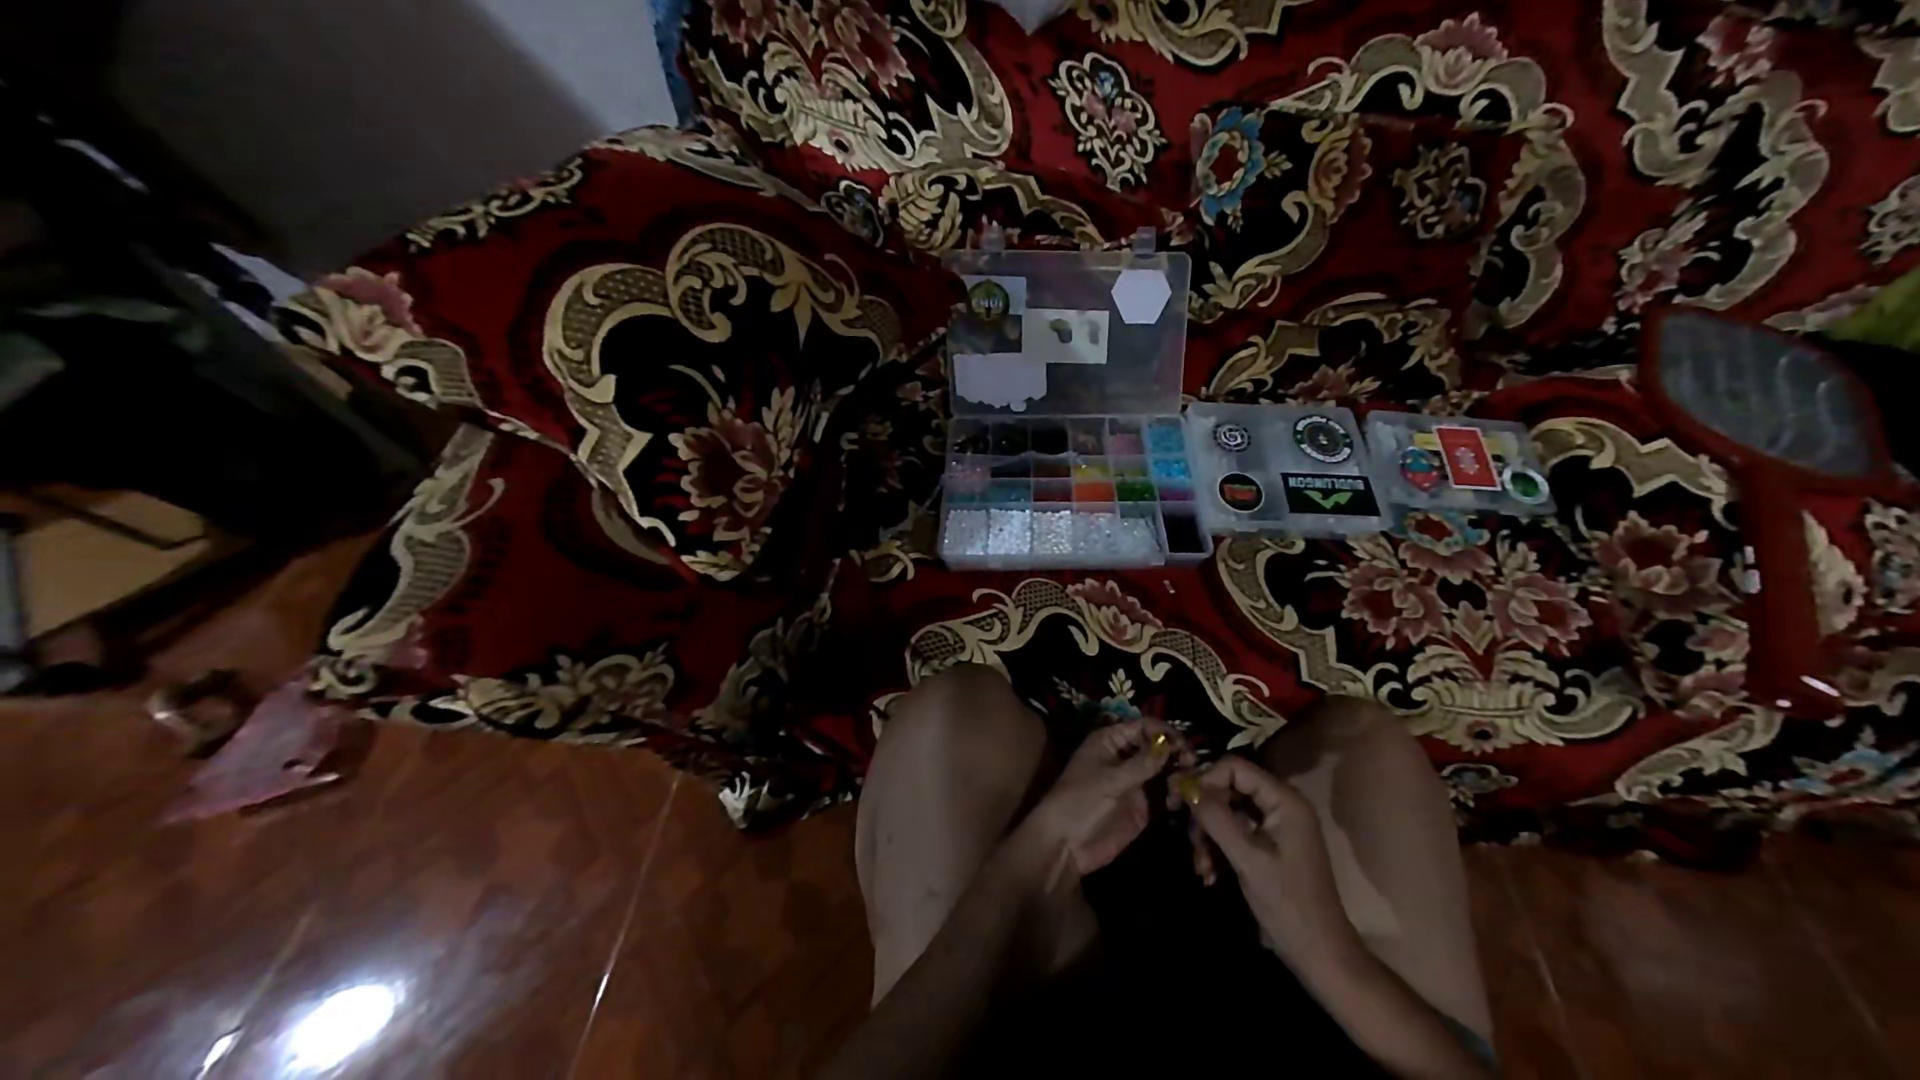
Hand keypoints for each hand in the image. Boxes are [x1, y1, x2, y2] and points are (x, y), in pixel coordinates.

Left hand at [1013, 718, 1186, 881]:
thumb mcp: (1109, 780)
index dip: (1163, 732)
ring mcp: (1135, 782)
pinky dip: (1175, 795)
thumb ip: (1140, 764)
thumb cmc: (1079, 802)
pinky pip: (1164, 795)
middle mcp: (1125, 757)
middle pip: (1157, 747)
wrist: (1066, 844)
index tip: (1183, 744)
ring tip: (1188, 783)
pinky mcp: (1143, 806)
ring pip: (1164, 770)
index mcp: (1110, 741)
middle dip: (1175, 753)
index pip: (1142, 727)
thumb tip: (1168, 745)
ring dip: (1178, 774)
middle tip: (1192, 764)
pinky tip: (1179, 801)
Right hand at [1187, 757, 1358, 968]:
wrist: (1318, 953)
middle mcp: (1282, 805)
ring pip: (1227, 811)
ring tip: (1201, 865)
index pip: (1235, 768)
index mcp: (1285, 801)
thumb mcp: (1247, 858)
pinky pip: (1235, 831)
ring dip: (1208, 835)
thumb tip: (1186, 786)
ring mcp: (1276, 825)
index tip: (1181, 802)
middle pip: (1229, 788)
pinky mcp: (1269, 844)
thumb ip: (1216, 818)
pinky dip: (1218, 847)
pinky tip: (1209, 872)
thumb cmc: (1287, 903)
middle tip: (1187, 836)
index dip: (1206, 779)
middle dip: (1205, 813)